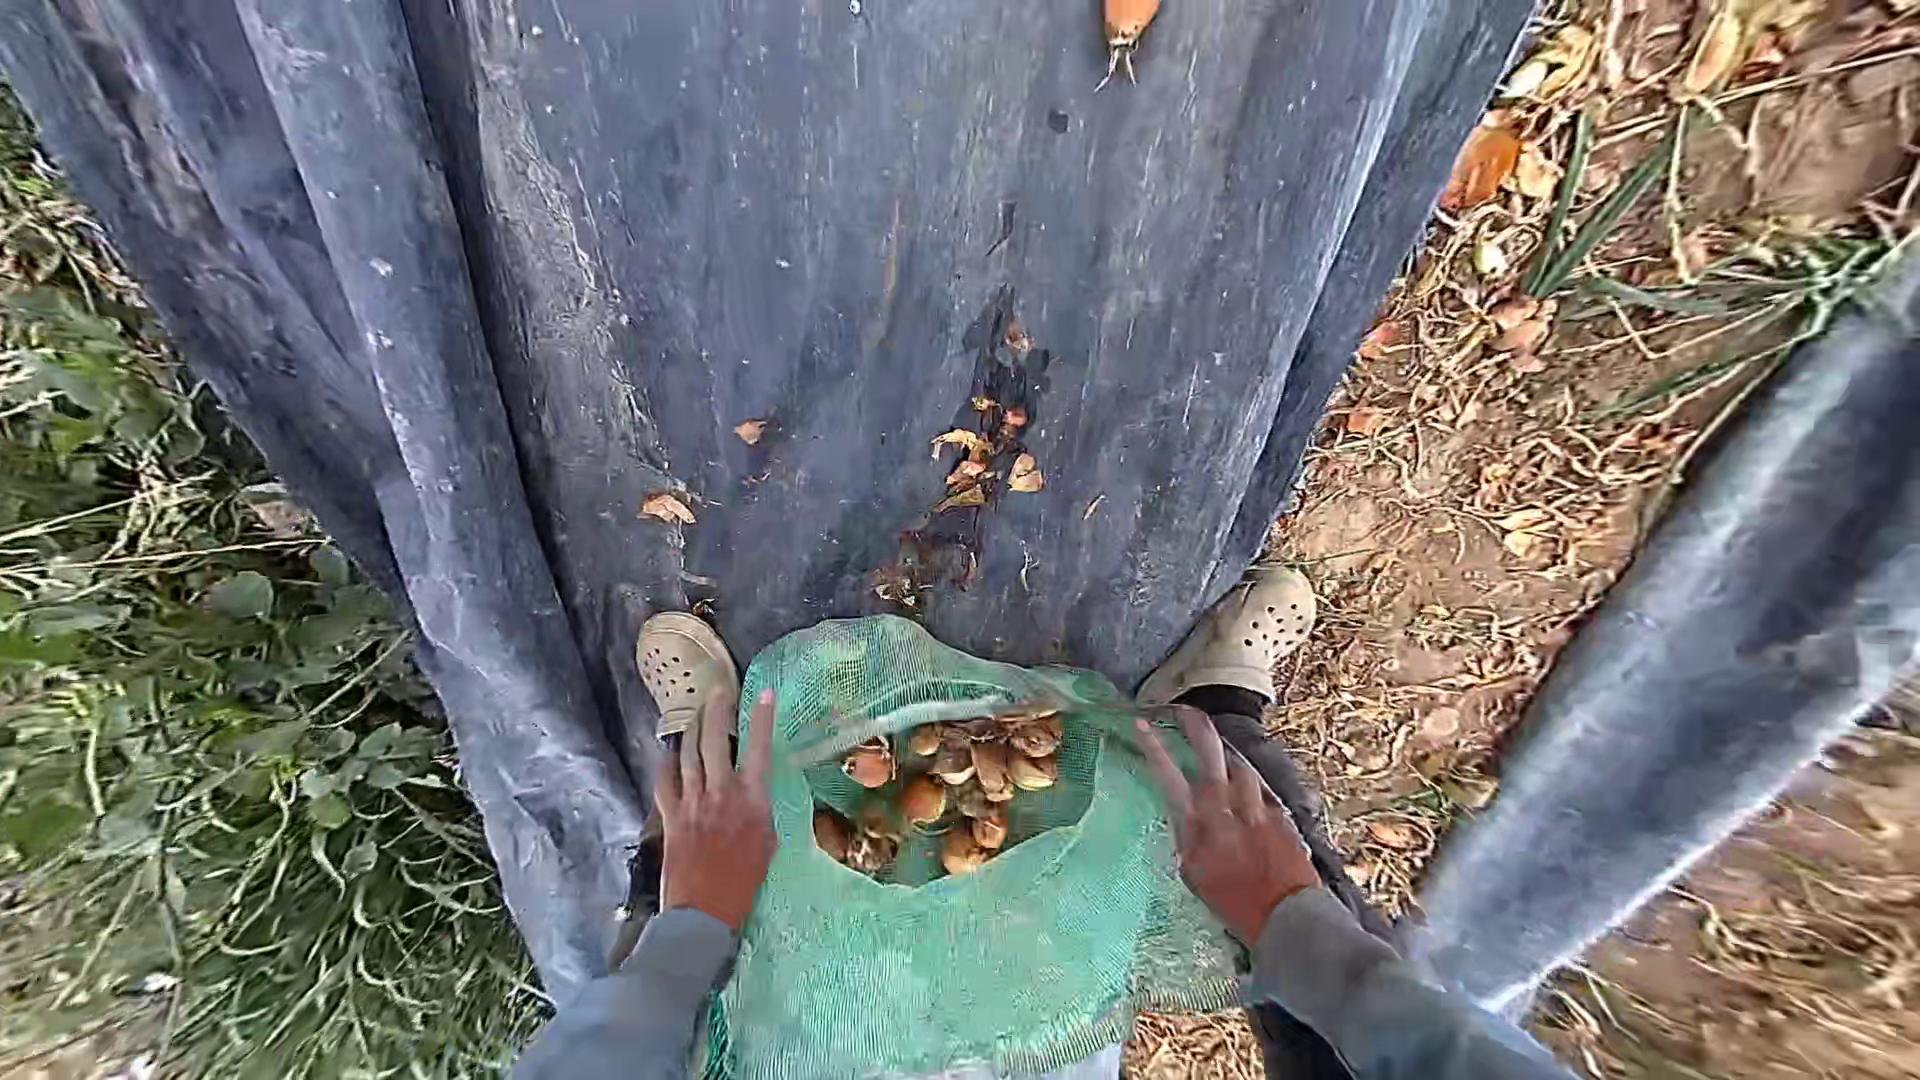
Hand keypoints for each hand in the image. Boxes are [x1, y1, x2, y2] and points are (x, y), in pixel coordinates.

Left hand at [656, 688, 776, 930]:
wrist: (701, 914)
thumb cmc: (744, 881)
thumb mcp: (768, 842)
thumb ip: (761, 811)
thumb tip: (754, 796)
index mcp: (751, 798)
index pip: (758, 748)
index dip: (761, 718)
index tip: (763, 693)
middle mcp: (721, 792)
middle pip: (714, 740)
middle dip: (716, 710)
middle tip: (718, 692)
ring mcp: (692, 802)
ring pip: (688, 754)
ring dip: (692, 729)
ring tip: (698, 713)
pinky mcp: (670, 817)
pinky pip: (666, 781)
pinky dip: (668, 762)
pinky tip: (671, 752)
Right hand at [1135, 706, 1320, 942]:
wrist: (1290, 921)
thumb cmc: (1234, 905)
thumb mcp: (1192, 873)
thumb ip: (1186, 835)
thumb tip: (1183, 813)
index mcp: (1196, 822)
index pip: (1167, 772)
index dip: (1152, 744)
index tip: (1141, 723)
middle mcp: (1224, 806)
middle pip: (1207, 750)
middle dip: (1193, 724)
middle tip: (1183, 711)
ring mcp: (1254, 804)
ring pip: (1236, 761)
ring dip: (1224, 753)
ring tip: (1216, 749)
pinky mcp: (1278, 811)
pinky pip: (1258, 784)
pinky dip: (1247, 779)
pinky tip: (1244, 782)